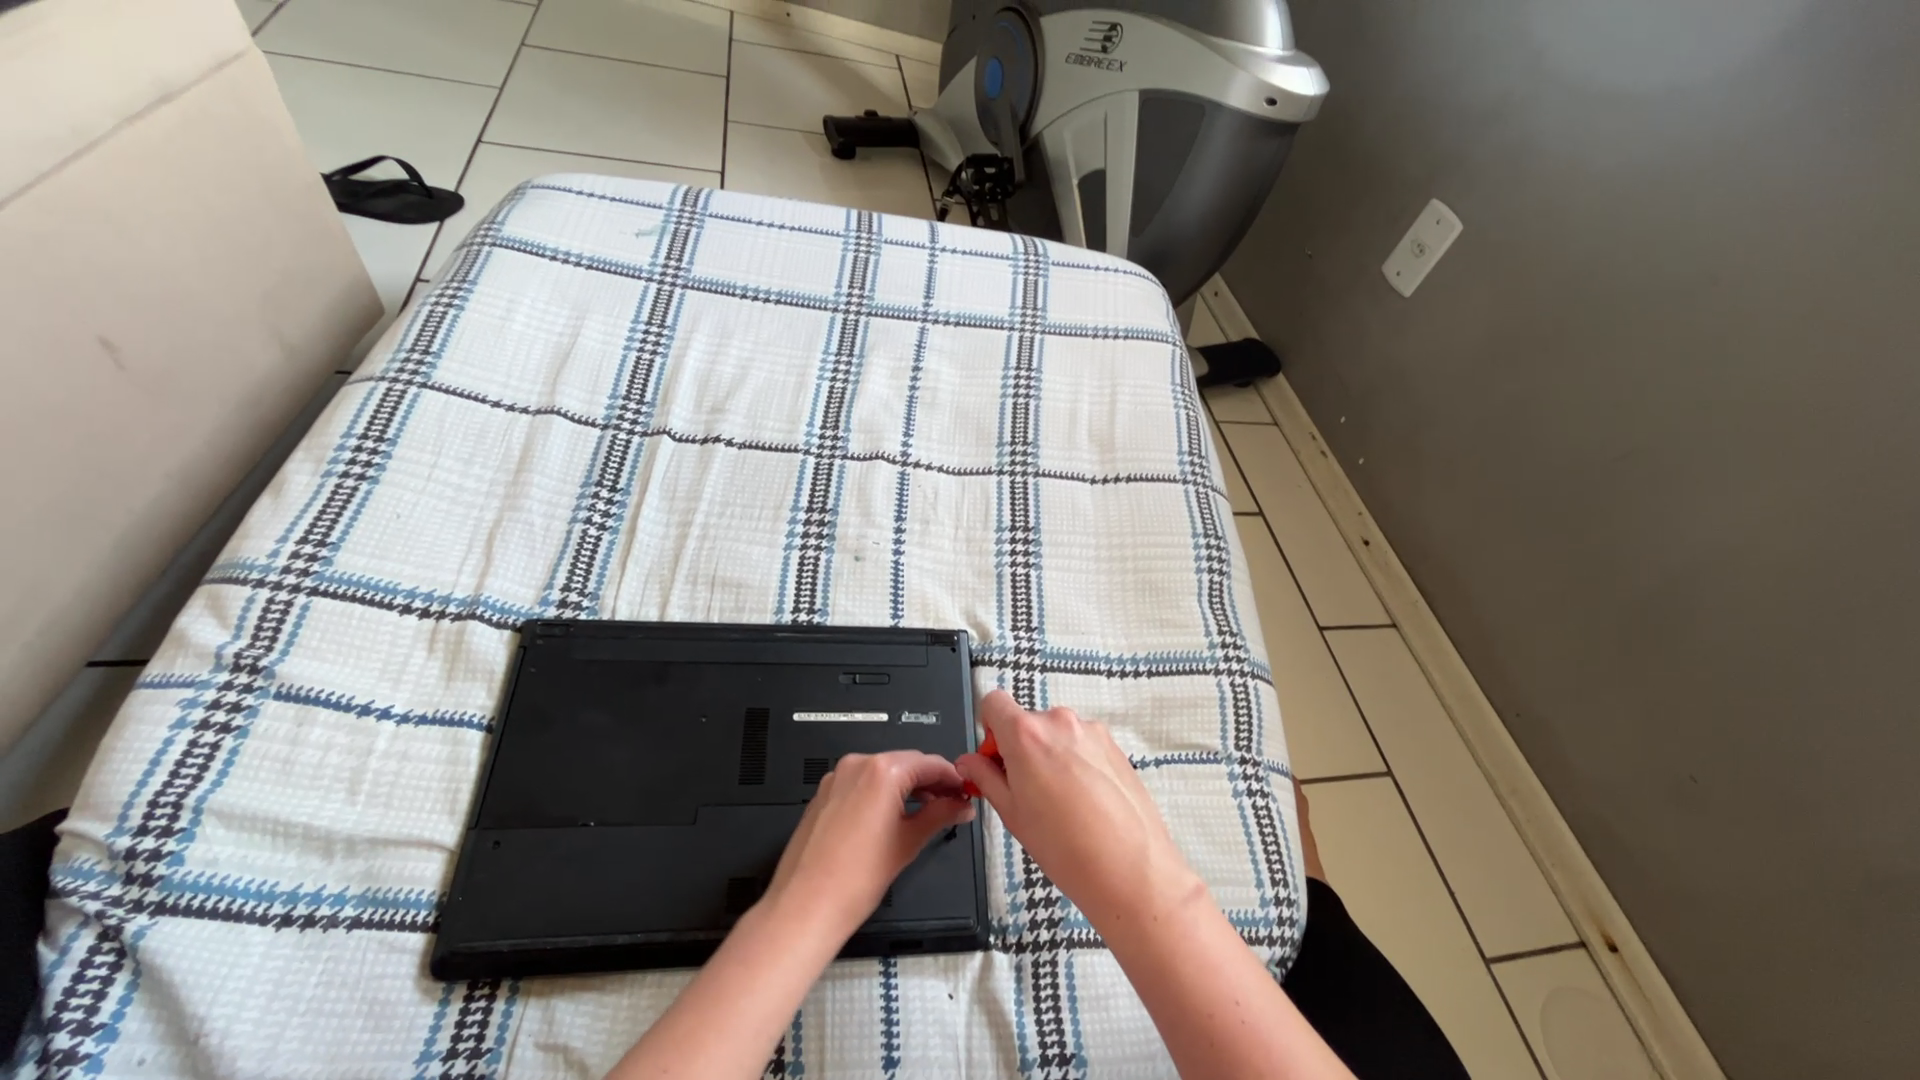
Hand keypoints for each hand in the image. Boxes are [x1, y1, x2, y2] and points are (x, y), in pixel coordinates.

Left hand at [759, 751, 975, 939]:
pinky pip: (862, 783)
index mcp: (881, 772)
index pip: (929, 763)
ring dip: (908, 787)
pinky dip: (882, 793)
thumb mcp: (908, 842)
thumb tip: (958, 805)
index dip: (953, 777)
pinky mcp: (825, 794)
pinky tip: (895, 815)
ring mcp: (836, 779)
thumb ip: (939, 815)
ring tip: (929, 812)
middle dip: (932, 782)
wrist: (806, 905)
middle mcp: (856, 766)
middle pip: (907, 763)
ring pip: (883, 772)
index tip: (965, 790)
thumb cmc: (851, 879)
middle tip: (953, 803)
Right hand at [957, 690, 1203, 930]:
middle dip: (1019, 748)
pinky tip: (1083, 802)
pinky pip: (1082, 744)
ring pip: (1056, 735)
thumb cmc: (1067, 848)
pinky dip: (1075, 763)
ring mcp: (1091, 732)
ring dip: (1049, 756)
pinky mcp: (1114, 746)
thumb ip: (985, 778)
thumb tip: (969, 762)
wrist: (1130, 869)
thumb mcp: (1011, 813)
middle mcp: (1059, 722)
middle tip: (1024, 791)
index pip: (993, 702)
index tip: (994, 758)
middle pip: (1026, 721)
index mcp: (1026, 734)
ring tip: (1059, 803)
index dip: (988, 728)